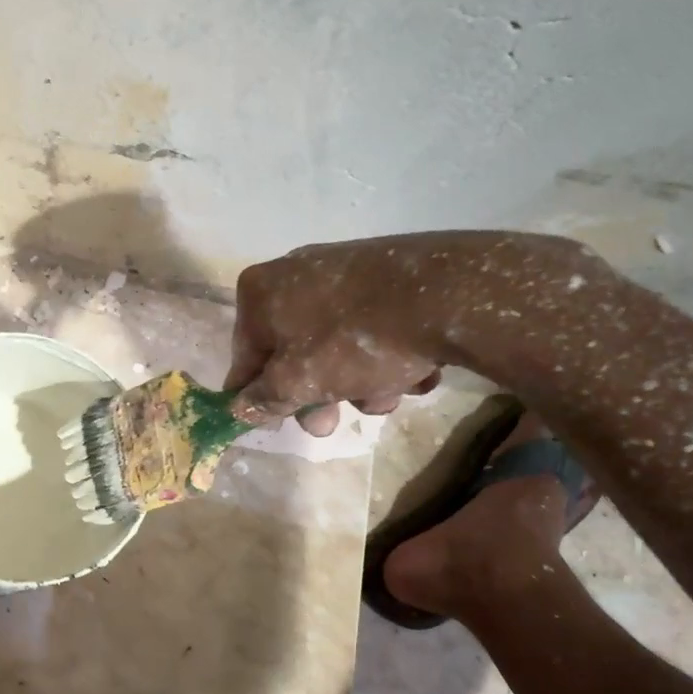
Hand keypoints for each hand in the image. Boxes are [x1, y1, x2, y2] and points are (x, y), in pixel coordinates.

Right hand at [225, 236, 454, 435]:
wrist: (453, 295)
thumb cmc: (352, 342)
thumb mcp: (296, 384)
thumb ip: (261, 399)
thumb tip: (239, 408)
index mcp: (258, 291)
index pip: (244, 355)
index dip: (257, 394)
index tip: (277, 421)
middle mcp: (294, 272)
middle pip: (293, 349)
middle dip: (316, 393)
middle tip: (333, 425)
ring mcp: (344, 268)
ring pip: (336, 341)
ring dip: (356, 380)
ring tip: (389, 398)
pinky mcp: (390, 271)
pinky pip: (373, 323)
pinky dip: (386, 352)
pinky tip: (415, 372)